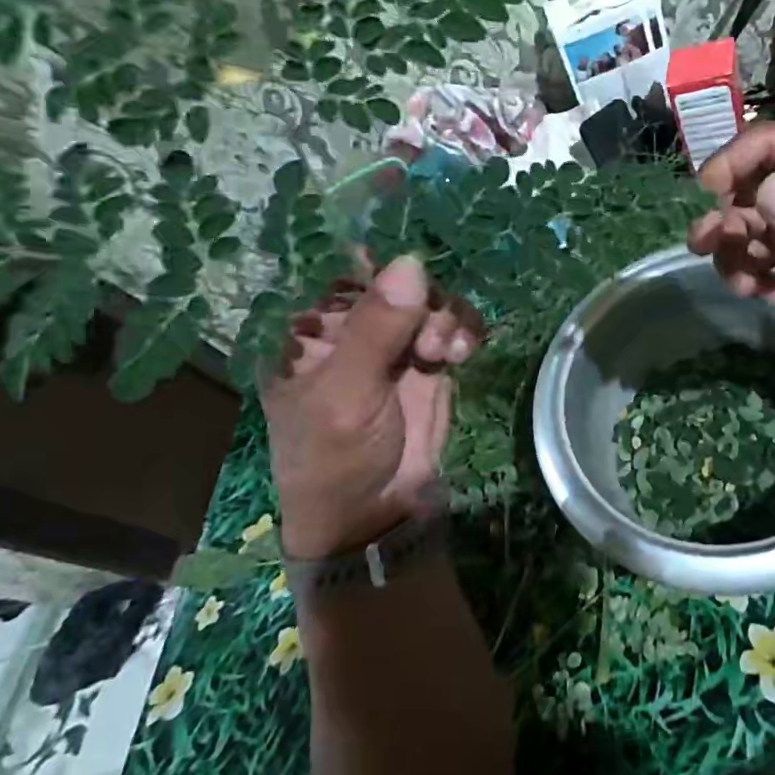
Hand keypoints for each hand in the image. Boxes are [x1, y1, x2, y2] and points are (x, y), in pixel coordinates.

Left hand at [260, 255, 483, 558]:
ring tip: (445, 354)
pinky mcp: (429, 360)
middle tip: (427, 342)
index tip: (411, 262)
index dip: (378, 260)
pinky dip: (462, 331)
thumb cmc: (335, 458)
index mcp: (311, 330)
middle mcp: (353, 327)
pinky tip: (463, 353)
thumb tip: (410, 261)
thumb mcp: (346, 395)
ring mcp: (395, 343)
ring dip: (445, 319)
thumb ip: (377, 329)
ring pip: (430, 300)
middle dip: (421, 302)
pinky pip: (453, 325)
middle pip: (397, 280)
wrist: (376, 515)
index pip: (343, 271)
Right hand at [686, 118, 774, 305]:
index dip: (731, 162)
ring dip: (736, 251)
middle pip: (749, 185)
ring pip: (750, 223)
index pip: (768, 142)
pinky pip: (765, 252)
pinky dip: (756, 272)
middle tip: (709, 248)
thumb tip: (763, 195)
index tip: (707, 194)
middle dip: (726, 217)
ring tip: (745, 285)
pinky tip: (767, 293)